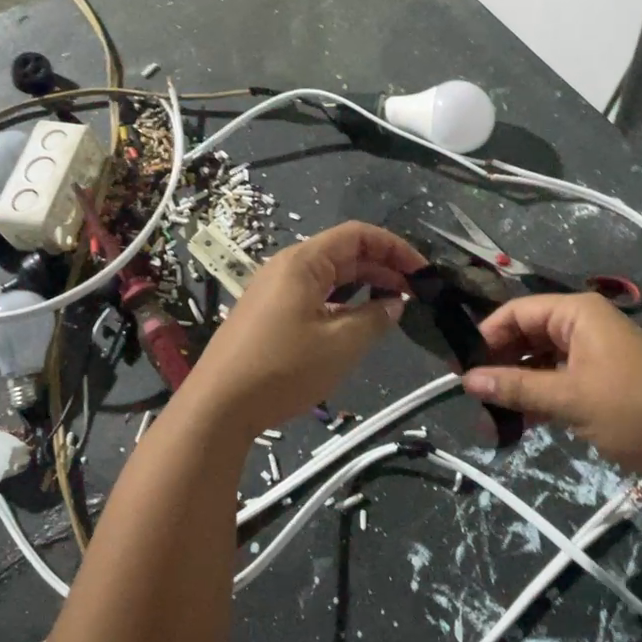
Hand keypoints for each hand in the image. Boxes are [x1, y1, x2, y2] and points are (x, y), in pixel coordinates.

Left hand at [179, 221, 426, 438]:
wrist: (218, 406)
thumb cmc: (282, 369)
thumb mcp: (340, 345)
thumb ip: (374, 318)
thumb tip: (395, 303)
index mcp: (303, 262)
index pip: (357, 234)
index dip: (394, 247)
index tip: (422, 272)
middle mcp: (287, 267)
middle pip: (343, 253)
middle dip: (382, 267)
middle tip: (416, 293)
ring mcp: (274, 290)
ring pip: (329, 276)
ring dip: (363, 286)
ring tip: (393, 307)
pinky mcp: (269, 314)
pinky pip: (314, 295)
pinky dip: (341, 302)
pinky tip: (357, 324)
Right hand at [462, 293, 641, 492]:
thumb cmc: (635, 408)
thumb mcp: (570, 398)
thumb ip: (517, 387)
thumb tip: (466, 380)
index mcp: (577, 313)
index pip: (517, 313)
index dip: (487, 336)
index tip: (459, 366)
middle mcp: (582, 327)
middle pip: (526, 336)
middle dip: (499, 365)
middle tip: (470, 397)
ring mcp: (591, 357)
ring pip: (539, 364)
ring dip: (515, 387)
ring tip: (488, 418)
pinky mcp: (598, 385)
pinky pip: (555, 383)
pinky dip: (536, 400)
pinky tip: (515, 424)